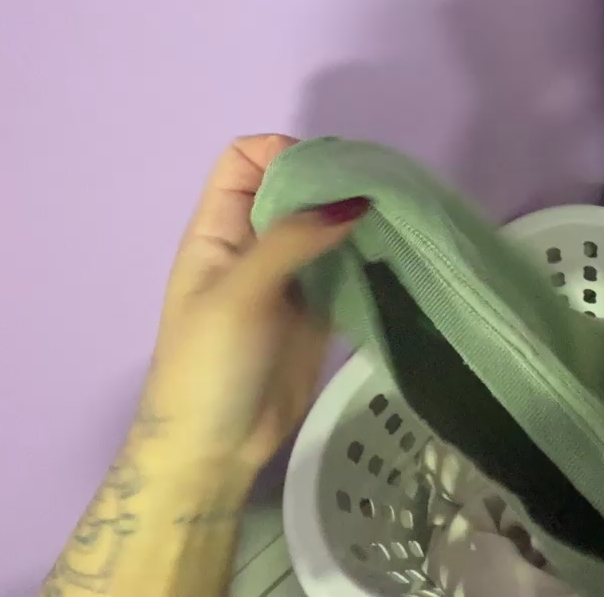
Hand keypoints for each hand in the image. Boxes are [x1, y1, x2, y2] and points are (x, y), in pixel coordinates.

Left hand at [139, 134, 366, 477]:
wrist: (218, 449)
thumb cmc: (209, 367)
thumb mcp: (239, 295)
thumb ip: (293, 240)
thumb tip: (356, 201)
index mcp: (219, 230)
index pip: (245, 159)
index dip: (282, 153)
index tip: (324, 177)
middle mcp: (255, 240)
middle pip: (294, 181)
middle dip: (332, 177)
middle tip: (374, 193)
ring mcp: (291, 269)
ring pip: (326, 215)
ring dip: (357, 209)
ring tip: (393, 215)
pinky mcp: (322, 296)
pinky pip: (349, 253)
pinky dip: (370, 243)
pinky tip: (394, 244)